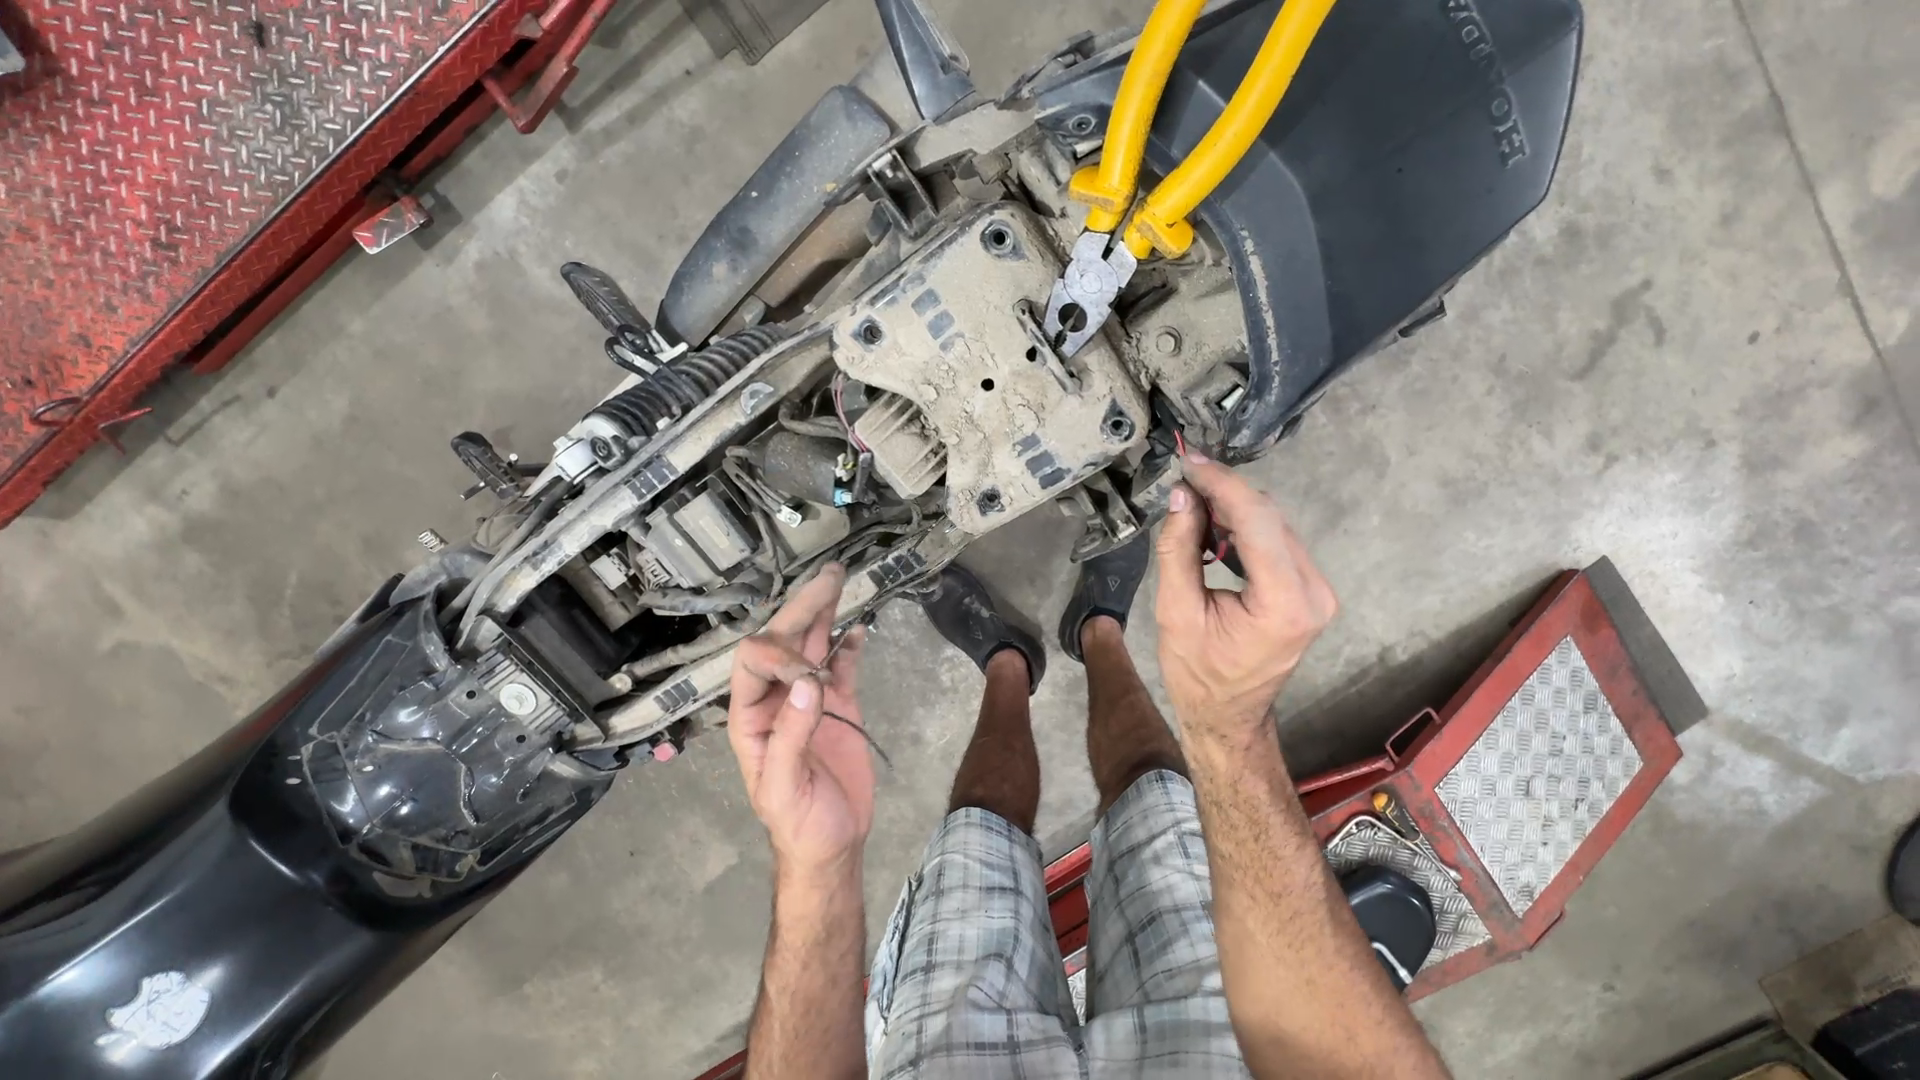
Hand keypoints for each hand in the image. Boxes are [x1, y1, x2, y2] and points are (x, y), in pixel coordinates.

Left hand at [727, 563, 874, 878]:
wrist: (832, 845)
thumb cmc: (798, 825)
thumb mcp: (786, 789)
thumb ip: (793, 735)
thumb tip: (808, 683)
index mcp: (751, 717)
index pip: (755, 663)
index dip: (781, 656)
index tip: (812, 678)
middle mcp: (776, 699)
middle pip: (784, 641)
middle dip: (802, 609)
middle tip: (829, 577)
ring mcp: (810, 700)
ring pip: (813, 646)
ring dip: (824, 613)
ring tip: (839, 579)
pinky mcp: (840, 707)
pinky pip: (841, 666)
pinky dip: (850, 645)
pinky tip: (858, 628)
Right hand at [1154, 455, 1337, 744]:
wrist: (1227, 716)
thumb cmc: (1197, 675)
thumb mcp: (1176, 613)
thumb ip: (1179, 551)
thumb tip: (1183, 496)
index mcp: (1285, 603)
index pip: (1257, 521)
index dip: (1222, 485)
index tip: (1189, 461)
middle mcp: (1314, 592)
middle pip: (1269, 519)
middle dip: (1224, 494)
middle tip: (1183, 483)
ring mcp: (1318, 592)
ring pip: (1274, 526)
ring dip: (1233, 509)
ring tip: (1191, 506)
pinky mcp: (1310, 591)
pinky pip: (1277, 542)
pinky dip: (1244, 528)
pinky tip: (1213, 528)